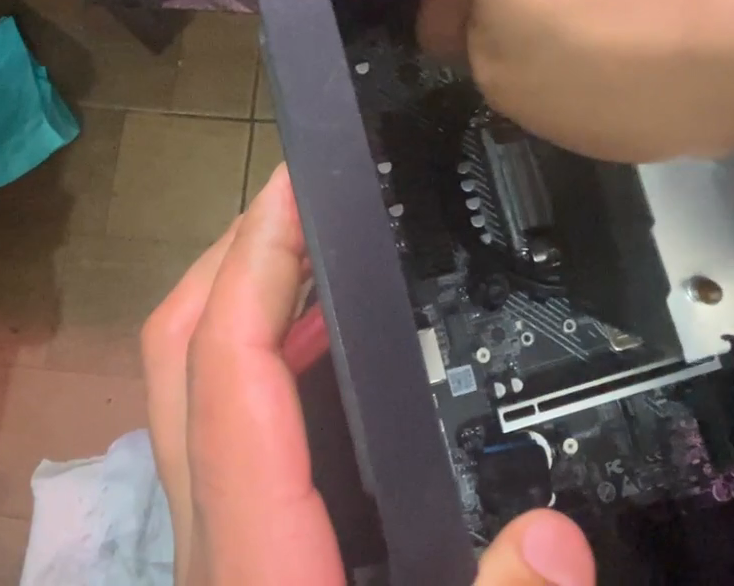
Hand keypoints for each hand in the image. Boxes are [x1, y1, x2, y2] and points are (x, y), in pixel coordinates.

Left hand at [143, 165, 597, 584]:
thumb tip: (555, 538)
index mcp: (252, 562)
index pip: (226, 370)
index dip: (257, 262)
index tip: (301, 185)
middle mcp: (217, 539)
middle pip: (179, 354)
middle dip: (233, 255)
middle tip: (308, 198)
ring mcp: (221, 547)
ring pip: (194, 386)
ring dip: (249, 300)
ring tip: (328, 255)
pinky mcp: (241, 561)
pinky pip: (234, 428)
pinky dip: (275, 364)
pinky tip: (339, 364)